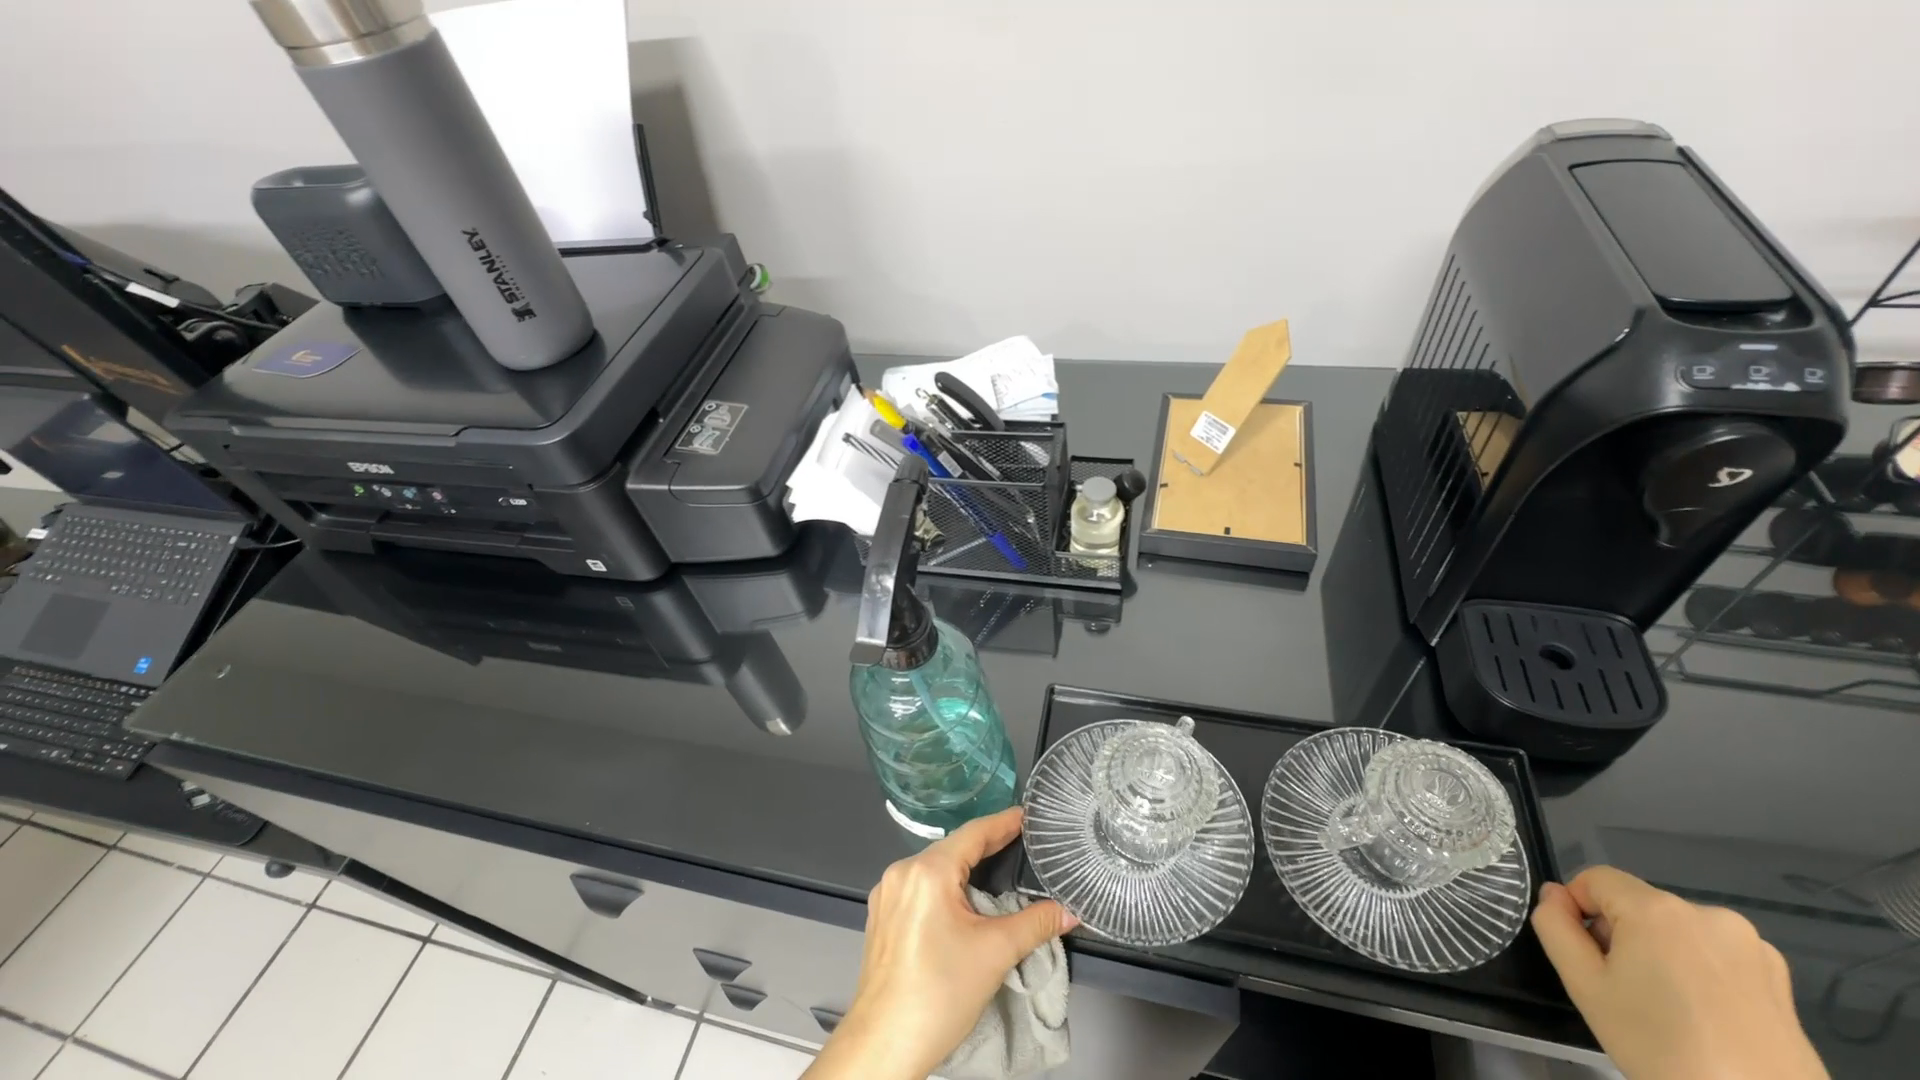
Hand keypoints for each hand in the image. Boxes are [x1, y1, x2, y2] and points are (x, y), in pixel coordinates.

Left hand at [805, 807, 1076, 1079]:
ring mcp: (887, 896)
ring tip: (998, 870)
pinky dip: (946, 889)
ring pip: (935, 870)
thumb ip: (1035, 923)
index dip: (1004, 823)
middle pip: (953, 849)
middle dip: (988, 847)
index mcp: (927, 872)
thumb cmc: (936, 995)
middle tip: (1021, 843)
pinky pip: (920, 889)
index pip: (974, 833)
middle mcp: (901, 874)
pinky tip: (964, 903)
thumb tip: (1069, 911)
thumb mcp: (996, 953)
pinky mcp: (882, 918)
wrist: (884, 1043)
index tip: (1028, 815)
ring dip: (966, 870)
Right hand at [1531, 866, 1827, 1079]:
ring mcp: (1751, 943)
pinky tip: (1707, 1015)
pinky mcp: (1778, 974)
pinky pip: (1716, 952)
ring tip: (1669, 1008)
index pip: (1595, 879)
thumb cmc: (1657, 1044)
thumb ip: (1555, 927)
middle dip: (1622, 936)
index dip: (1578, 909)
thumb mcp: (1584, 986)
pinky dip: (1700, 970)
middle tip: (1625, 991)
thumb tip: (1555, 895)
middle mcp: (1708, 913)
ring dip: (1661, 952)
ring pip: (1677, 930)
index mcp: (1657, 910)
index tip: (1588, 957)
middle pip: (1638, 905)